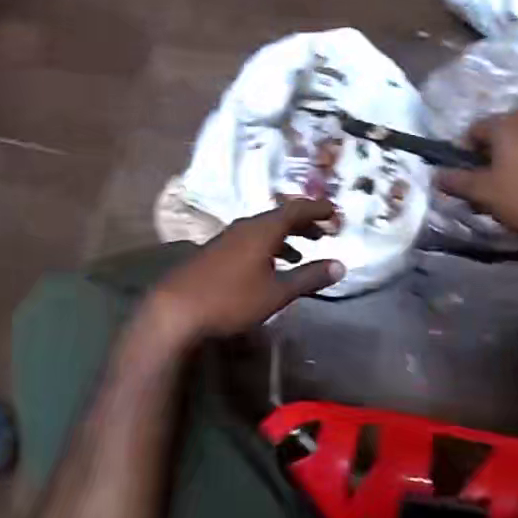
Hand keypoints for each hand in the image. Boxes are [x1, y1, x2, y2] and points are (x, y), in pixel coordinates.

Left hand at [143, 199, 344, 344]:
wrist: (176, 308)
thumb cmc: (231, 299)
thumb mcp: (276, 293)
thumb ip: (309, 277)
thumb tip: (340, 265)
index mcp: (262, 229)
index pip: (296, 209)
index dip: (318, 209)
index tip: (336, 212)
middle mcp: (245, 227)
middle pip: (279, 217)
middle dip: (304, 223)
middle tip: (325, 232)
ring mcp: (227, 238)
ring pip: (264, 230)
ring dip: (286, 237)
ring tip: (303, 251)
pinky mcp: (216, 252)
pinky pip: (251, 240)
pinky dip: (269, 247)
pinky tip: (270, 267)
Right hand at [437, 109, 517, 251]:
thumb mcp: (484, 193)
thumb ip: (456, 182)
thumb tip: (435, 175)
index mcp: (506, 121)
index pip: (471, 132)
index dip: (461, 156)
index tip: (462, 182)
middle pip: (498, 138)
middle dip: (487, 163)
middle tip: (484, 193)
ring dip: (513, 169)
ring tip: (512, 199)